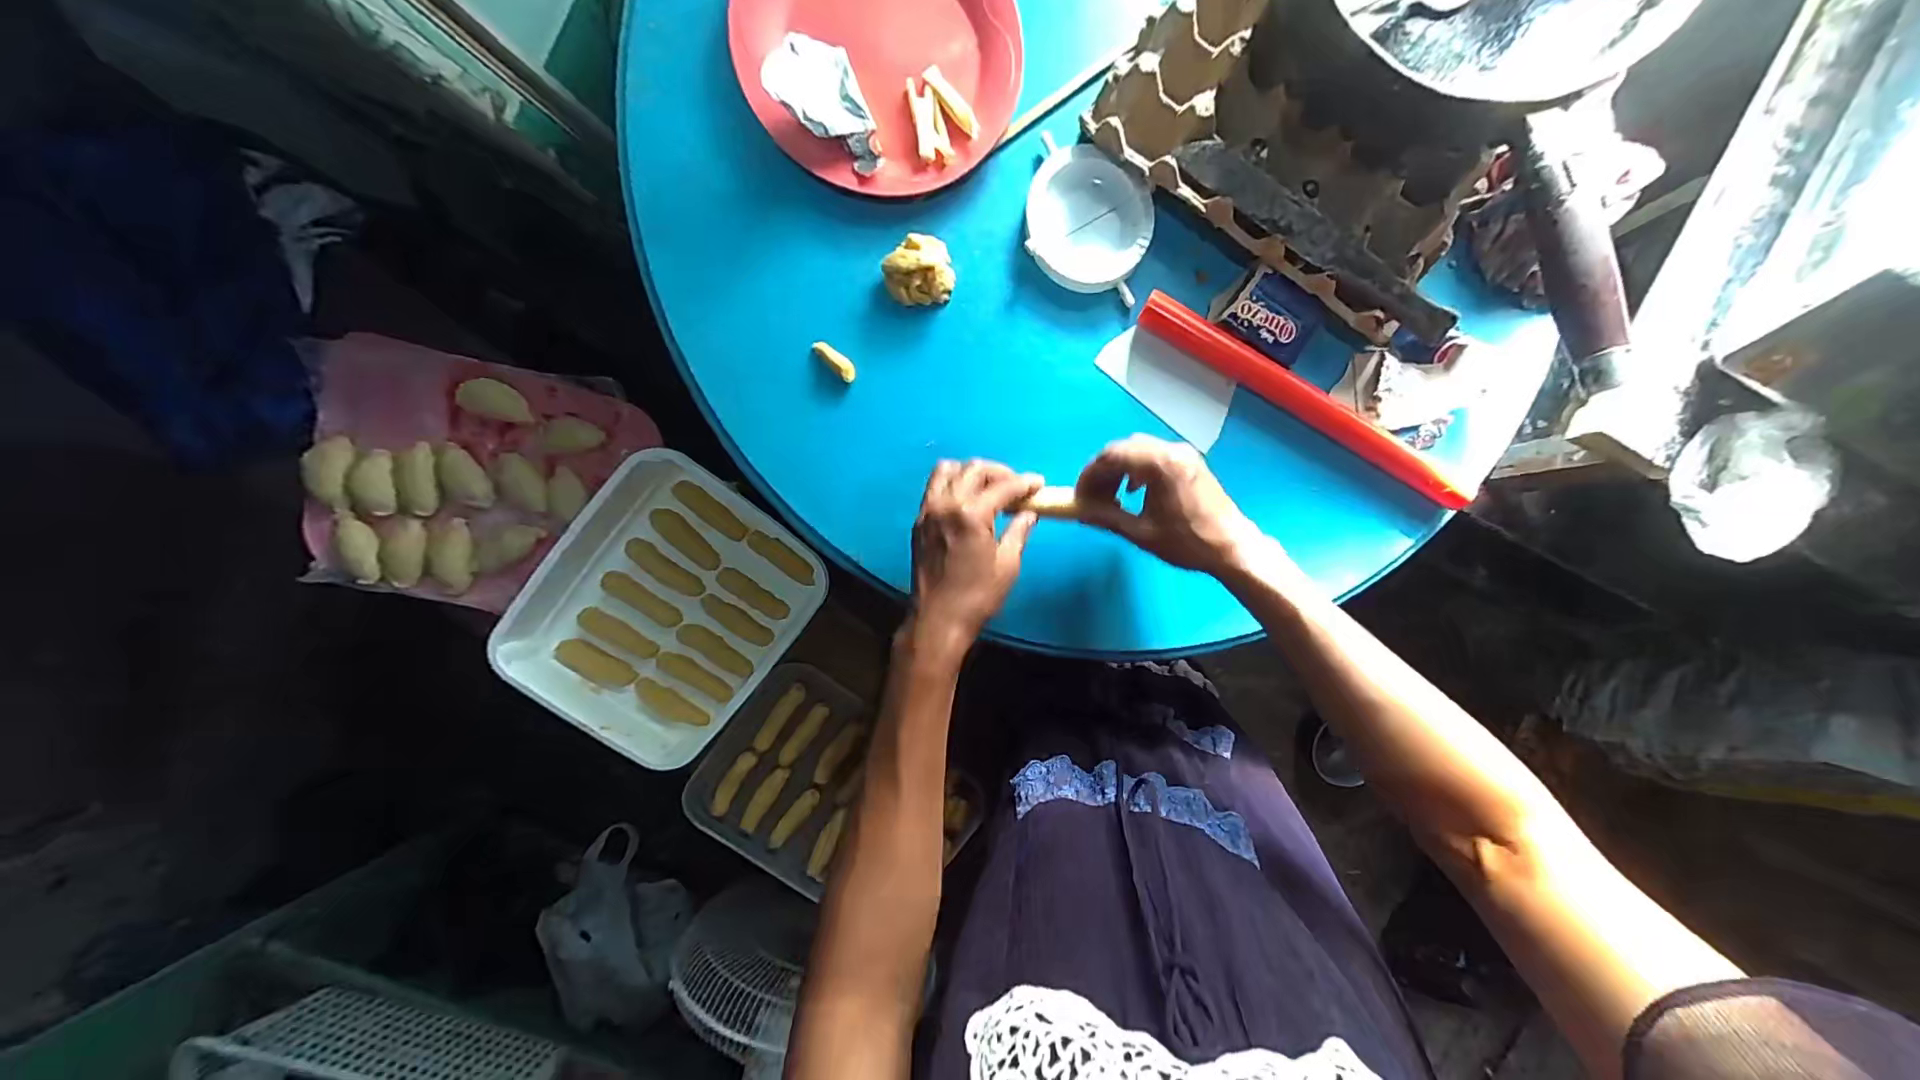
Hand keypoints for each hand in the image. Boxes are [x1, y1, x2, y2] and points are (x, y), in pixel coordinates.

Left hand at [908, 460, 1042, 655]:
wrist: (938, 619)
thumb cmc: (977, 596)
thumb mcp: (1007, 565)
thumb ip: (1019, 532)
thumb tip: (1030, 513)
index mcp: (970, 514)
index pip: (1002, 486)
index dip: (1024, 482)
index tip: (1038, 483)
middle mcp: (945, 504)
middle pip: (973, 469)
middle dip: (999, 472)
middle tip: (1016, 486)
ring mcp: (927, 511)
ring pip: (947, 470)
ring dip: (970, 472)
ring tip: (988, 487)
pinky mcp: (919, 521)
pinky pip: (934, 487)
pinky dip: (952, 483)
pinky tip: (967, 499)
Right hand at [1074, 435, 1263, 575]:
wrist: (1233, 547)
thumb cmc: (1188, 542)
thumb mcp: (1142, 533)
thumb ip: (1107, 518)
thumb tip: (1081, 512)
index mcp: (1160, 465)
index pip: (1111, 457)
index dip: (1089, 475)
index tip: (1079, 496)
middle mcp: (1171, 450)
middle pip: (1123, 449)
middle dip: (1102, 471)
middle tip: (1091, 497)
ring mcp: (1183, 453)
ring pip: (1137, 449)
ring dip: (1118, 469)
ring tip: (1110, 497)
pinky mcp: (1189, 461)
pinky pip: (1153, 455)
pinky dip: (1136, 468)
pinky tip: (1133, 491)